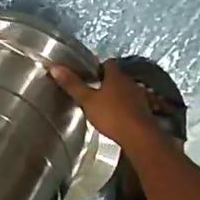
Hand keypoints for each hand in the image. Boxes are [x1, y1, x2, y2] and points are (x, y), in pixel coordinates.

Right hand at [49, 61, 175, 153]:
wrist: (140, 136)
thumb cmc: (112, 115)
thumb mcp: (87, 100)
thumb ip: (72, 85)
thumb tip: (54, 66)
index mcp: (116, 76)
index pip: (108, 63)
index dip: (98, 67)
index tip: (89, 75)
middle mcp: (129, 82)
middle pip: (117, 77)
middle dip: (107, 82)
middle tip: (93, 91)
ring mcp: (139, 96)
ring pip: (125, 90)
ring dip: (116, 95)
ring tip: (103, 105)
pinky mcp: (144, 111)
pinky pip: (132, 103)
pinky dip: (124, 107)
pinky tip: (117, 117)